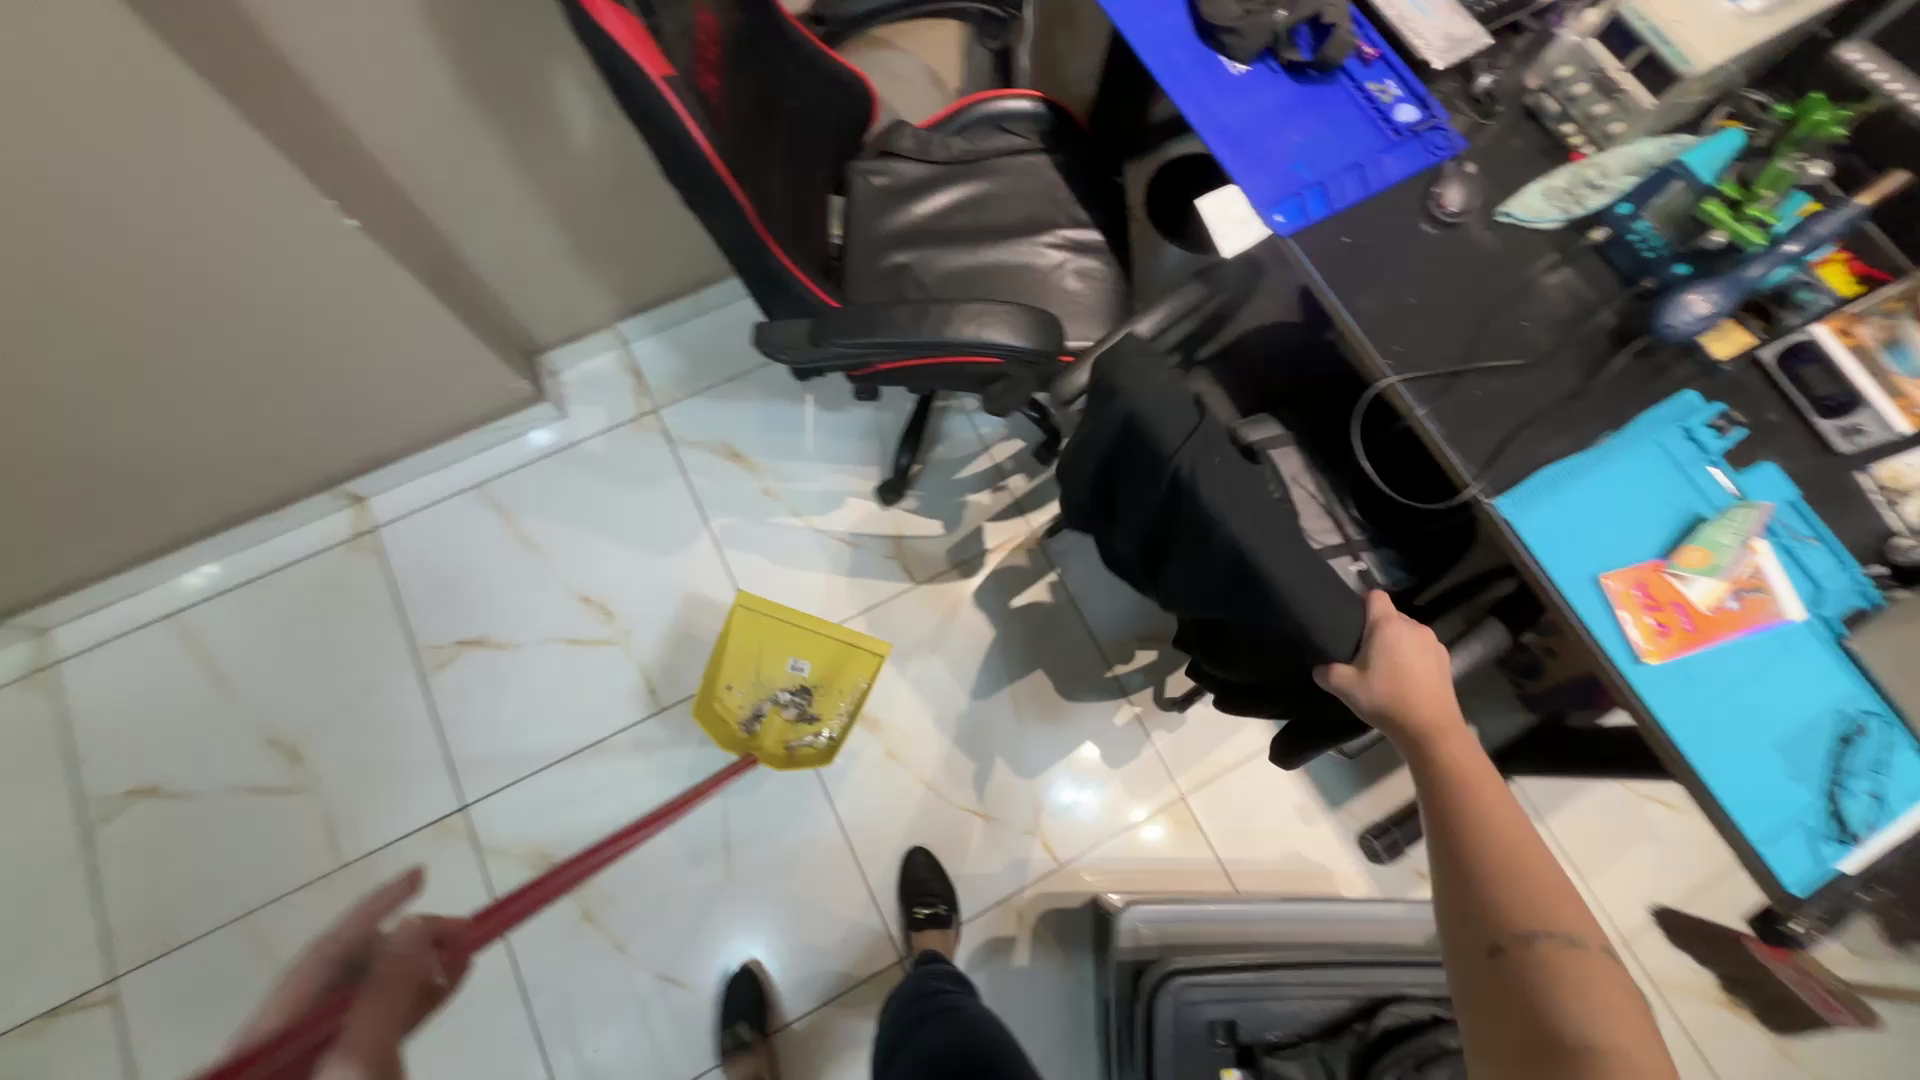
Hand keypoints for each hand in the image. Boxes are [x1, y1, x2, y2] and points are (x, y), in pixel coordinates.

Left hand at [228, 868, 470, 1079]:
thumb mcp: (363, 1062)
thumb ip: (384, 992)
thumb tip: (416, 925)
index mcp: (256, 1048)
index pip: (317, 960)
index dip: (372, 911)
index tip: (422, 873)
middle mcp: (270, 1053)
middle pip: (339, 978)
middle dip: (405, 944)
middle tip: (462, 928)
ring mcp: (301, 1068)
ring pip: (361, 1000)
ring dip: (415, 970)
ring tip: (464, 951)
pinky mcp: (334, 1076)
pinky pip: (371, 1026)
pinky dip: (410, 1001)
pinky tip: (447, 980)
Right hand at [1314, 591, 1465, 750]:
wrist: (1430, 729)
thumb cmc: (1385, 700)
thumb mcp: (1343, 687)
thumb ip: (1325, 672)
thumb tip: (1319, 668)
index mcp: (1387, 625)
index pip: (1375, 595)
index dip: (1361, 602)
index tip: (1351, 620)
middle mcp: (1413, 627)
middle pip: (1391, 615)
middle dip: (1377, 627)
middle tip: (1363, 651)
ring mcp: (1433, 643)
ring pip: (1408, 632)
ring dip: (1396, 642)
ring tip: (1386, 666)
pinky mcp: (1445, 660)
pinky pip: (1422, 648)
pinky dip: (1412, 656)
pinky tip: (1406, 678)